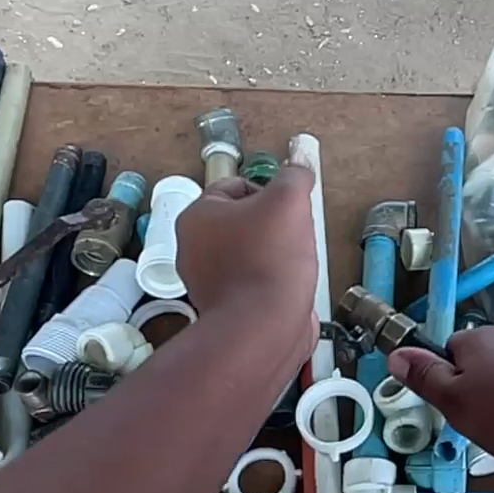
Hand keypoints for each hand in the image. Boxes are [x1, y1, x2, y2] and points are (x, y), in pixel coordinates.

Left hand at [172, 166, 317, 360]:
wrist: (265, 326)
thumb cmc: (269, 261)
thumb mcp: (289, 201)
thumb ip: (294, 176)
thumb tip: (299, 166)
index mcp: (197, 217)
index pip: (235, 186)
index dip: (269, 192)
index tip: (290, 207)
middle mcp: (194, 248)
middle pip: (243, 221)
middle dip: (273, 225)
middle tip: (295, 234)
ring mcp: (208, 281)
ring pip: (250, 252)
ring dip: (276, 254)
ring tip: (294, 262)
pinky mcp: (228, 308)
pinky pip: (254, 283)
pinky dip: (273, 282)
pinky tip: (289, 286)